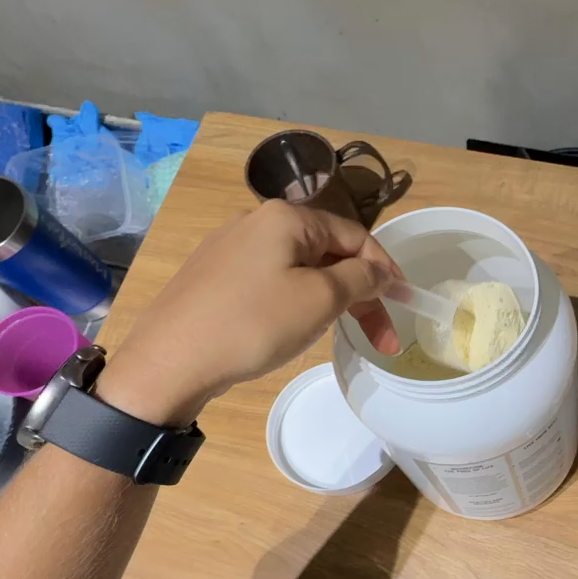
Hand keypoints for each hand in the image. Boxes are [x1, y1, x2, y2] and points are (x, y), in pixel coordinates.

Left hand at [98, 201, 402, 424]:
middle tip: (384, 339)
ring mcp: (233, 250)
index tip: (406, 303)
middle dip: (363, 295)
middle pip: (330, 254)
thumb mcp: (320, 299)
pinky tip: (303, 329)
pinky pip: (275, 282)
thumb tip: (379, 270)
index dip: (386, 269)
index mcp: (287, 218)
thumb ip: (360, 278)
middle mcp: (258, 222)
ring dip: (335, 302)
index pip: (356, 236)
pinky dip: (302, 303)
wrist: (171, 360)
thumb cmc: (254, 323)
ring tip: (348, 338)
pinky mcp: (217, 277)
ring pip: (303, 271)